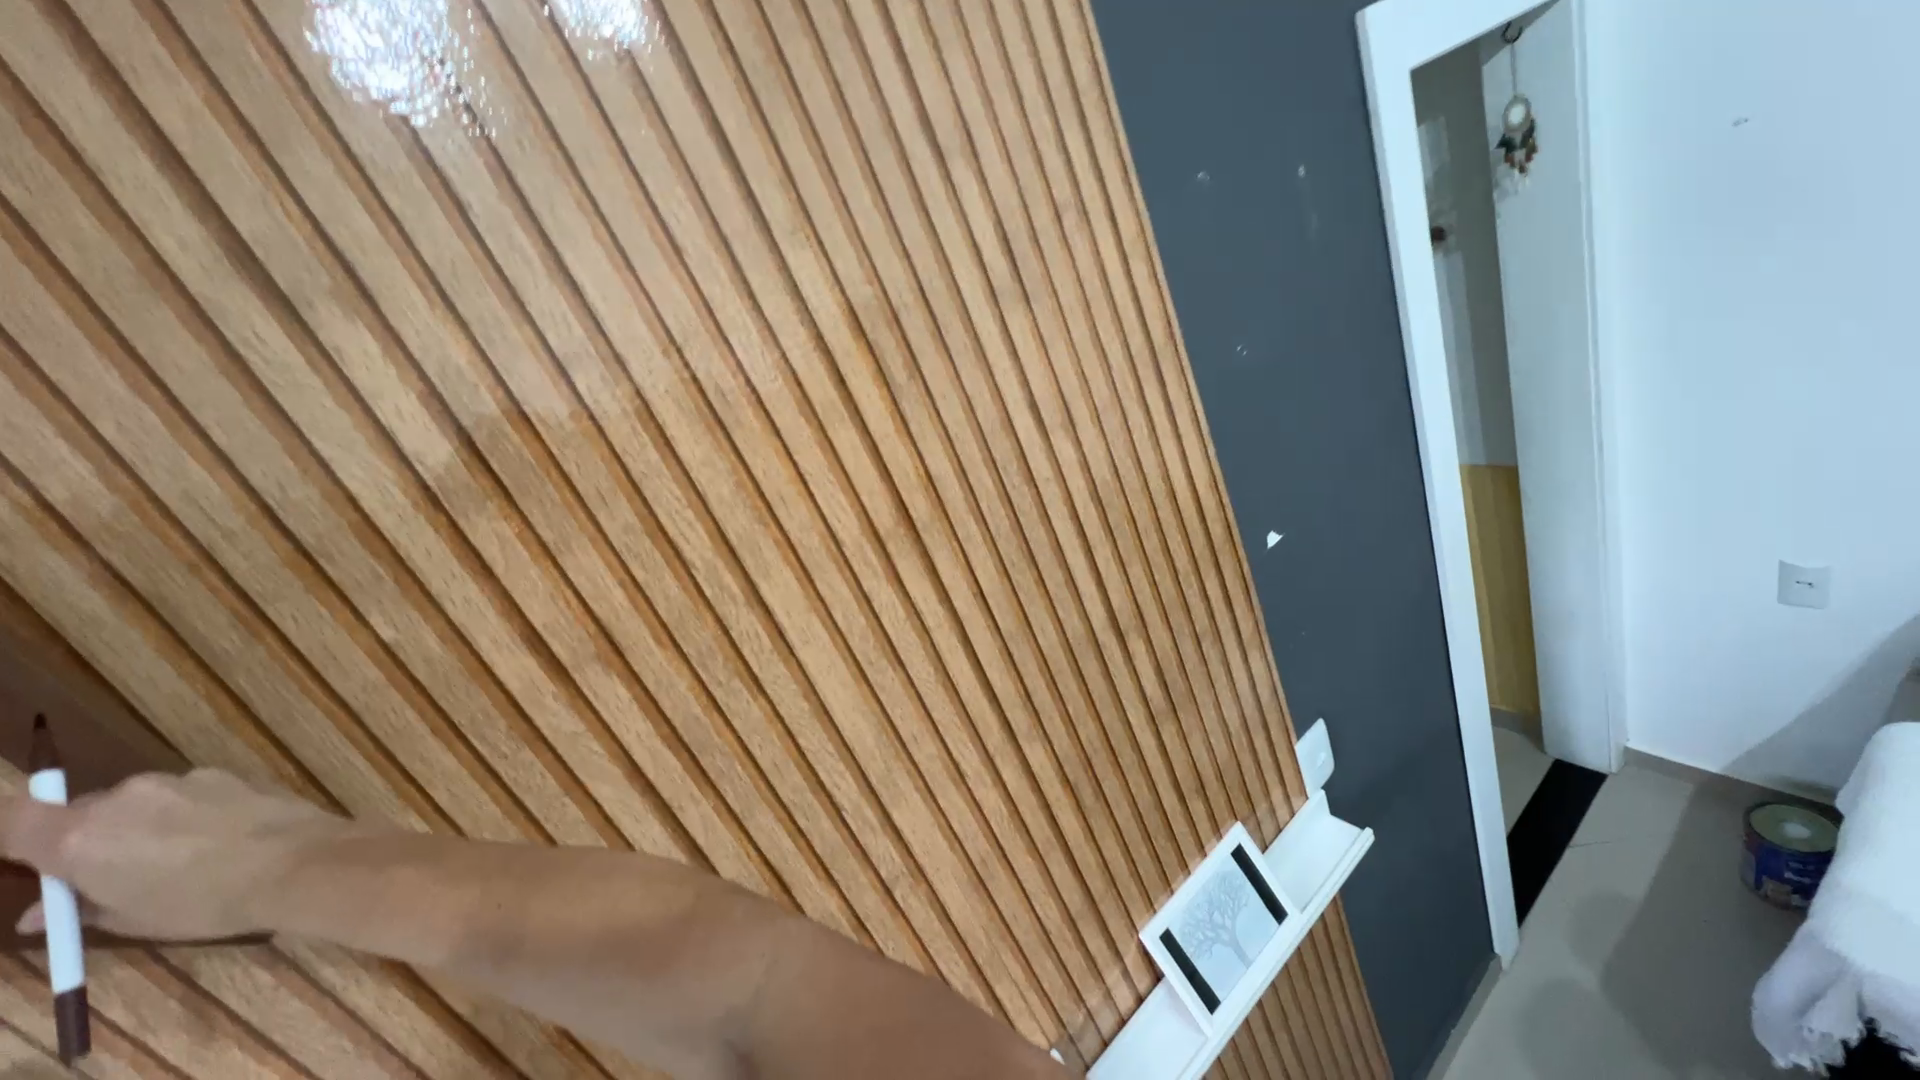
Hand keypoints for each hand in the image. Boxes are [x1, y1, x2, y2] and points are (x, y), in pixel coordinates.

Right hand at [1, 769, 356, 941]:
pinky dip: (190, 812)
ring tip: (185, 859)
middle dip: (91, 839)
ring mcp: (177, 779)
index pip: (11, 818)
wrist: (298, 861)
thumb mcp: (131, 919)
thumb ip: (78, 910)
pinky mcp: (224, 772)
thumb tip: (38, 914)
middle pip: (83, 812)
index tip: (27, 853)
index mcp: (79, 836)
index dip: (11, 831)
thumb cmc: (206, 902)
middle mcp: (122, 797)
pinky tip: (223, 838)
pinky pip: (187, 794)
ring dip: (145, 825)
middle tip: (119, 874)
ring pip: (139, 802)